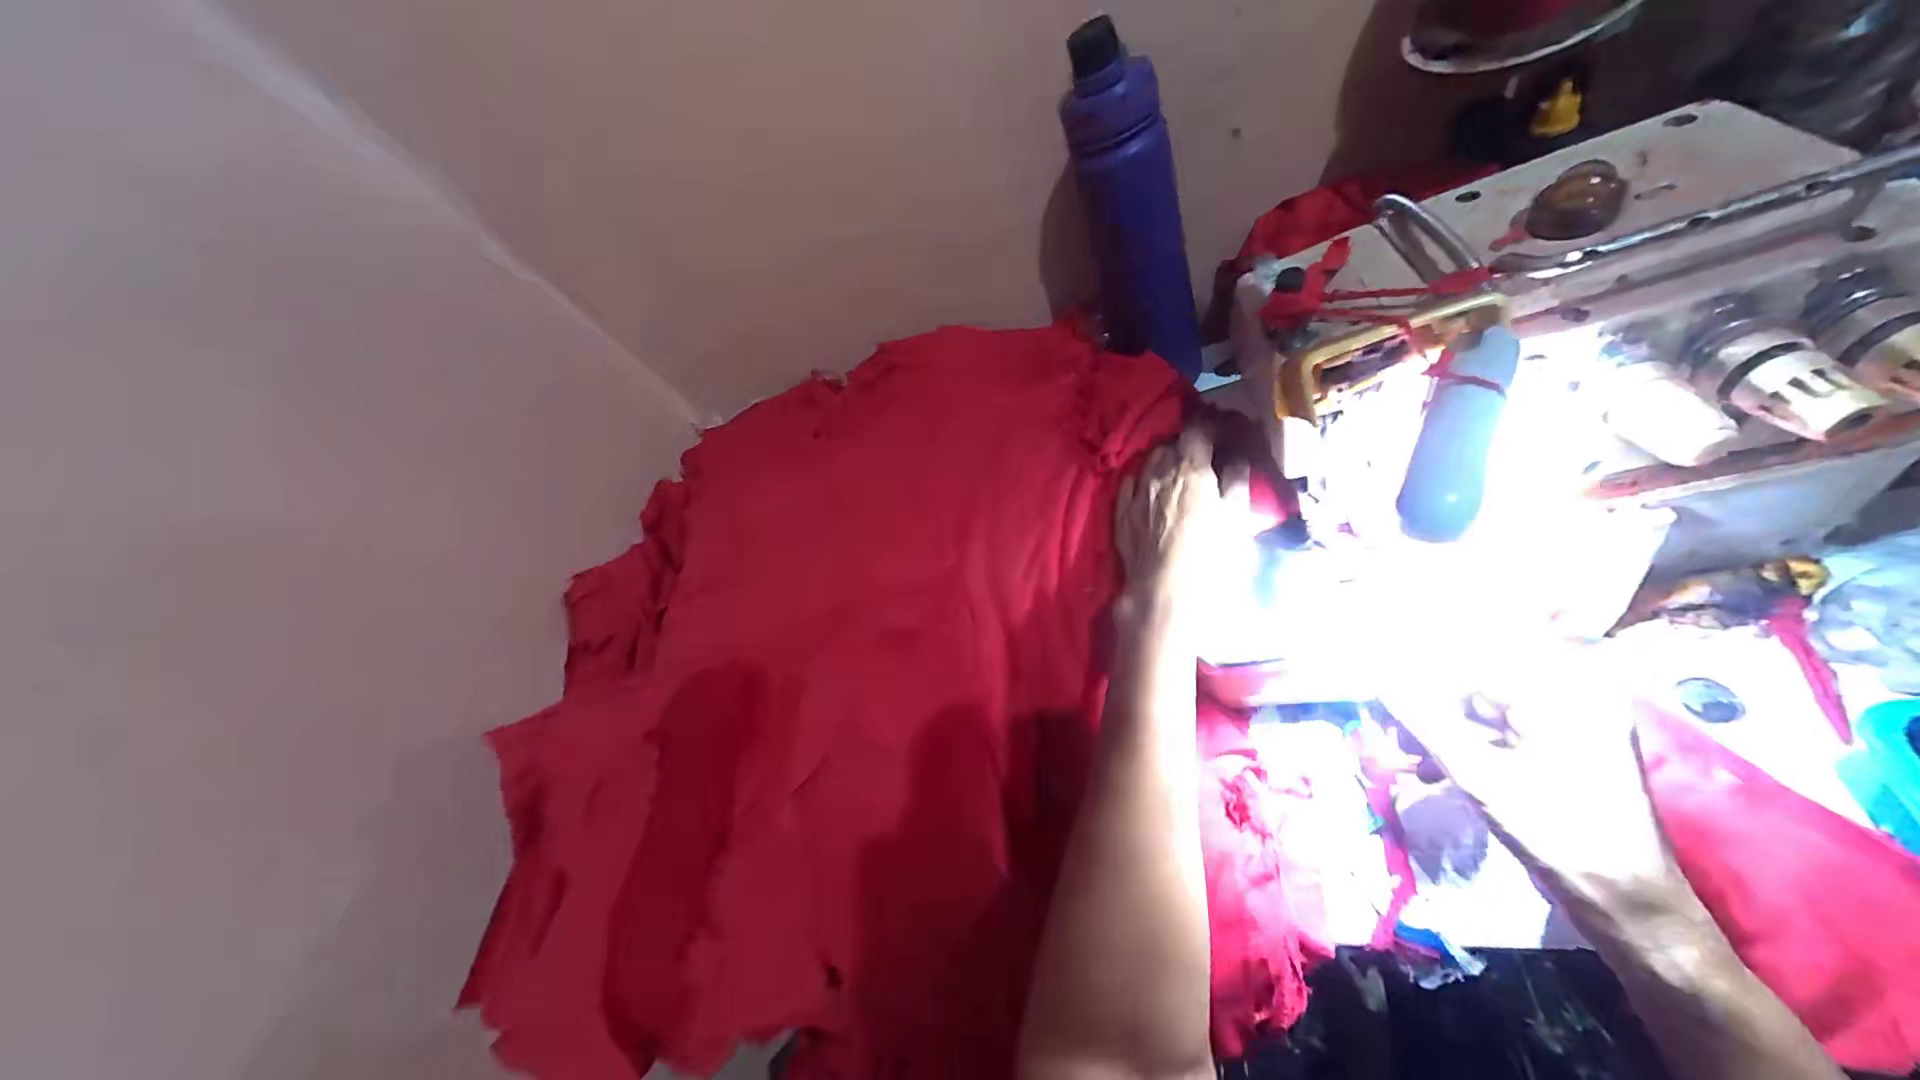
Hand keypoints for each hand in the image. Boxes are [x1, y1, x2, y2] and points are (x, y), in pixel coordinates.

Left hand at [1114, 422, 1249, 614]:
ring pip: (1147, 462)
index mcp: (1190, 467)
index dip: (1207, 425)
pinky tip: (1148, 489)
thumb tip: (1236, 457)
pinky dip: (1142, 481)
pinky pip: (1130, 485)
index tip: (1216, 428)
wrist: (1164, 590)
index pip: (1197, 430)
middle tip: (1199, 454)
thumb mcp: (1237, 516)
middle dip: (1185, 445)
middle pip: (1170, 445)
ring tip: (1174, 471)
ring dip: (1162, 461)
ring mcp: (1135, 492)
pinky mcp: (1120, 513)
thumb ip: (1237, 480)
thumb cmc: (1210, 555)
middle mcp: (1157, 473)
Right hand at [1379, 645, 1683, 919]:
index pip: (1473, 664)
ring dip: (1438, 730)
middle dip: (1426, 706)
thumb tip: (1380, 680)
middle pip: (1477, 687)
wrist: (1629, 908)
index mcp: (1563, 697)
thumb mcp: (1480, 776)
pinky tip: (1431, 770)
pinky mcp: (1559, 757)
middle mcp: (1570, 703)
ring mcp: (1567, 731)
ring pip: (1481, 713)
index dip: (1420, 677)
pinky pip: (1496, 736)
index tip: (1381, 695)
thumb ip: (1425, 723)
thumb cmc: (1560, 836)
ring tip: (1405, 754)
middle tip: (1389, 730)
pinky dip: (1461, 748)